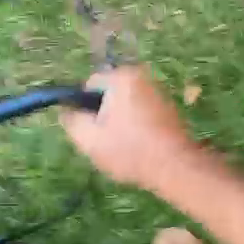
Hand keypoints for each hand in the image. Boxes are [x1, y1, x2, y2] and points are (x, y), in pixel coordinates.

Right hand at [60, 66, 211, 189]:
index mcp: (122, 77)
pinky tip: (139, 145)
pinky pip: (142, 110)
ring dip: (120, 120)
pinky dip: (137, 124)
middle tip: (105, 140)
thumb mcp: (89, 139)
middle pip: (109, 93)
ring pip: (126, 103)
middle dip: (103, 114)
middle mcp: (142, 76)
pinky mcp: (170, 106)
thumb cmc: (129, 150)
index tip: (90, 129)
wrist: (176, 167)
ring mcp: (159, 90)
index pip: (90, 84)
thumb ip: (71, 120)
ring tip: (123, 145)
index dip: (84, 107)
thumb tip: (67, 111)